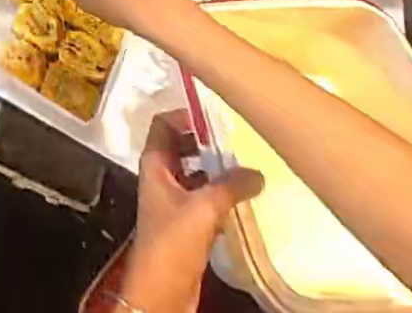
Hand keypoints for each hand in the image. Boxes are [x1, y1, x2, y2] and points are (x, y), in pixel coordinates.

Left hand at [118, 111, 263, 312]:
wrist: (160, 295)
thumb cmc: (172, 243)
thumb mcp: (203, 210)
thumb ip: (230, 187)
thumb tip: (257, 173)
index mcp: (155, 163)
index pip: (164, 123)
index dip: (185, 115)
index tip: (215, 116)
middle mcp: (160, 175)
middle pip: (181, 146)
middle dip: (205, 142)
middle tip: (237, 140)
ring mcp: (171, 199)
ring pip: (194, 172)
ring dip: (215, 169)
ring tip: (246, 166)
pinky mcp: (184, 223)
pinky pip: (202, 197)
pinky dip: (219, 194)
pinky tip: (243, 198)